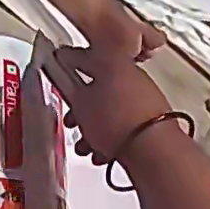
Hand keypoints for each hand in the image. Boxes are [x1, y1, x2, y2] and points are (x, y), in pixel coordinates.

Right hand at [40, 43, 174, 166]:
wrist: (151, 146)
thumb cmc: (117, 120)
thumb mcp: (80, 104)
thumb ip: (69, 90)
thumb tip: (65, 82)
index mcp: (112, 61)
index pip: (84, 56)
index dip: (67, 61)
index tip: (58, 63)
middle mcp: (131, 75)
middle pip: (97, 88)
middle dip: (80, 108)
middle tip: (71, 120)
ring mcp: (144, 97)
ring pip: (109, 109)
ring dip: (93, 128)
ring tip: (85, 145)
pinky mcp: (151, 119)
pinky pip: (123, 124)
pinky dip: (110, 137)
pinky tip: (102, 152)